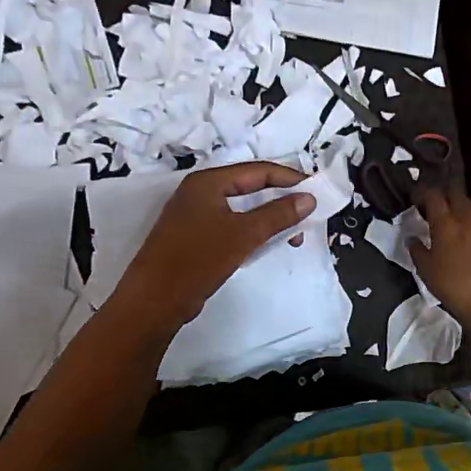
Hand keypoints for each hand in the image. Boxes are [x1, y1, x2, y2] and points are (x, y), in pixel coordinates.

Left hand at [116, 161, 314, 329]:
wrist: (155, 300)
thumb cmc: (199, 258)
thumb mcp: (245, 234)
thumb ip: (278, 214)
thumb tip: (309, 199)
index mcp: (208, 182)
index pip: (257, 170)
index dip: (288, 178)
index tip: (315, 190)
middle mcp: (199, 193)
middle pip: (249, 187)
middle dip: (280, 201)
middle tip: (307, 216)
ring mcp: (193, 216)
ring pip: (240, 209)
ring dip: (268, 219)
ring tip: (292, 235)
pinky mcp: (193, 238)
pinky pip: (230, 226)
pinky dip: (251, 232)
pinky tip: (265, 245)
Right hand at [408, 184, 470, 315]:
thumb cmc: (446, 282)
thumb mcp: (423, 266)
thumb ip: (416, 248)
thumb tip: (411, 238)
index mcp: (445, 224)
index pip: (434, 196)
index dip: (422, 192)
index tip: (414, 196)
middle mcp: (464, 219)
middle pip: (455, 193)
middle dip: (442, 192)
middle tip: (430, 201)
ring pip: (467, 204)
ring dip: (455, 203)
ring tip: (444, 214)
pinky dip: (464, 217)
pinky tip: (458, 229)